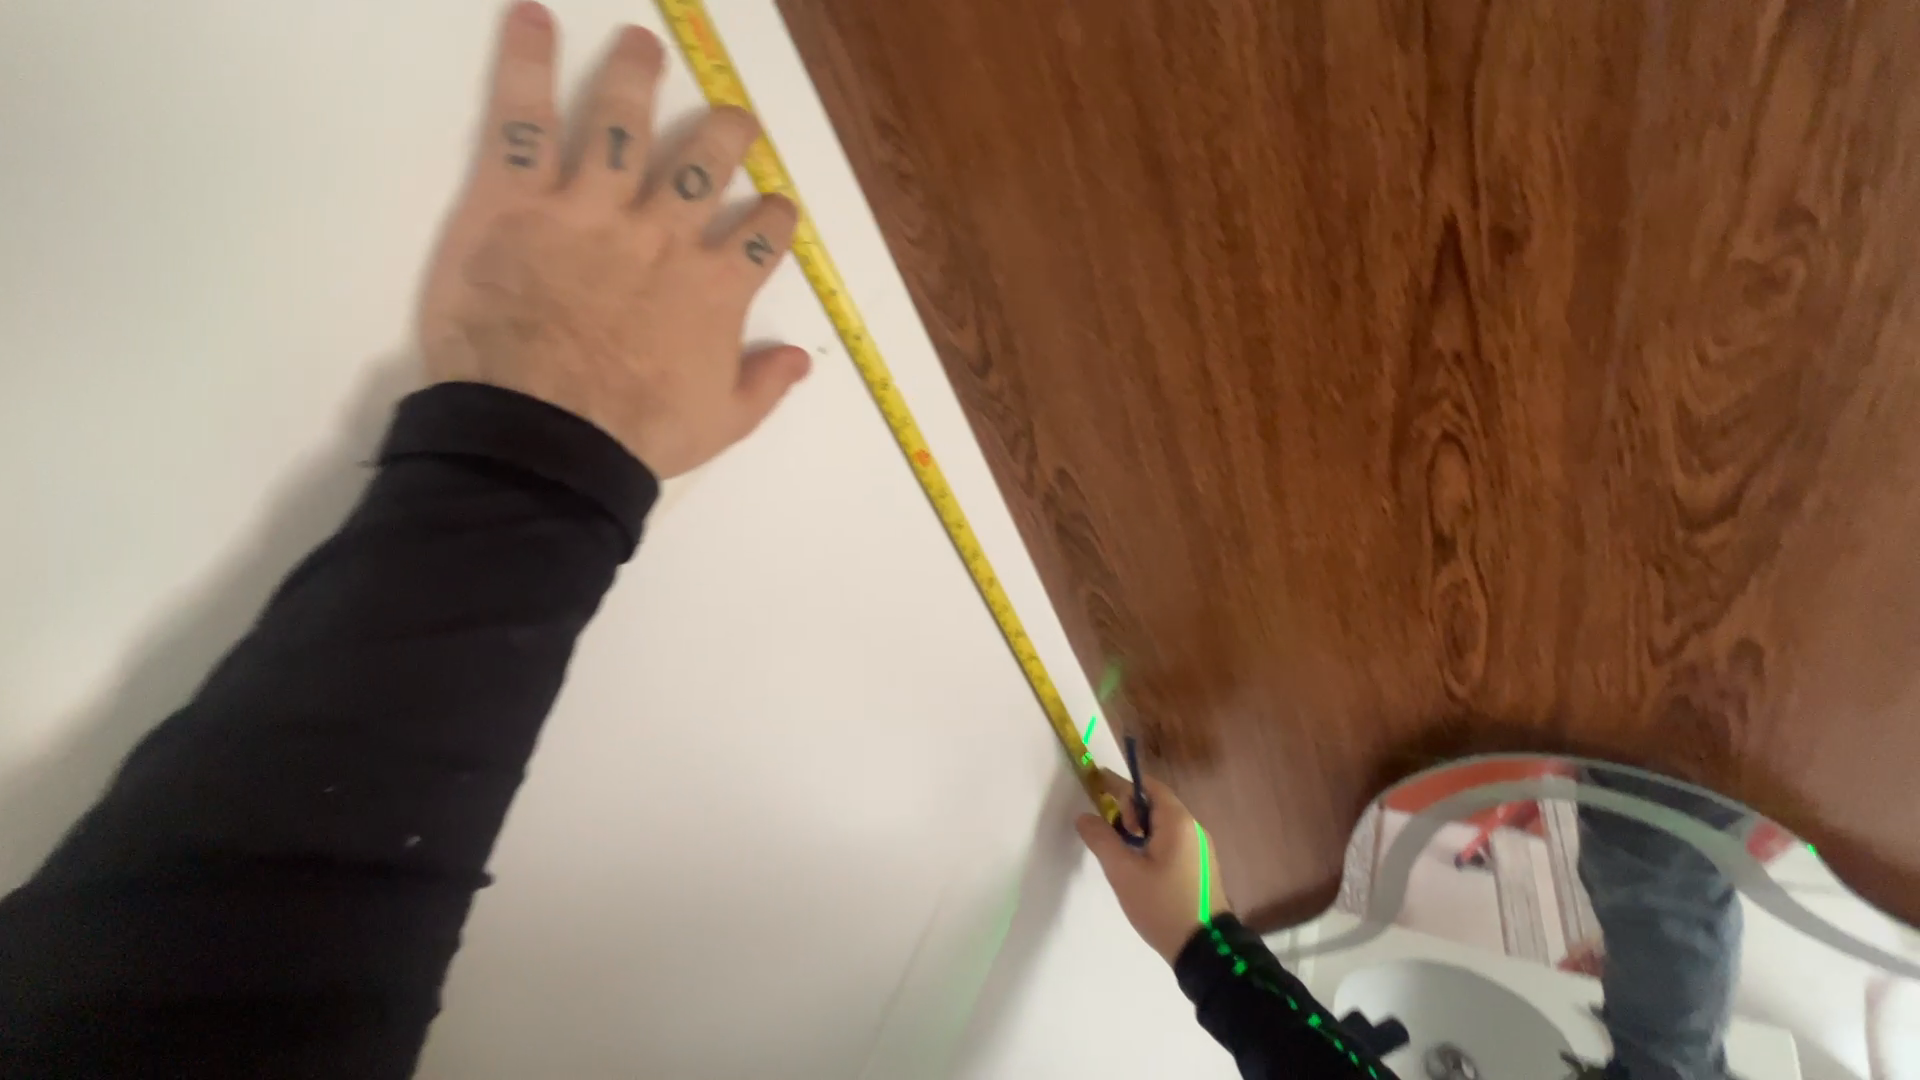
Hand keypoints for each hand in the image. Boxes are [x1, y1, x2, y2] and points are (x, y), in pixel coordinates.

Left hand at [418, 2, 810, 477]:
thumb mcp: (724, 423)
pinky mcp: (517, 201)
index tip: (777, 208)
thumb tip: (801, 360)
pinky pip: (521, 123)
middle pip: (704, 165)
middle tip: (736, 117)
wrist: (548, 433)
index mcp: (715, 290)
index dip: (775, 217)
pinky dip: (524, 66)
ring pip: (620, 125)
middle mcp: (663, 235)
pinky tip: (532, 20)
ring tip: (641, 44)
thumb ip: (765, 386)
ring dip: (636, 78)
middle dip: (727, 135)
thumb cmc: (639, 434)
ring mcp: (591, 209)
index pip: (762, 235)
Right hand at [1077, 768, 1231, 963]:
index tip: (1097, 782)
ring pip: (1164, 824)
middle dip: (1128, 811)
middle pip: (1156, 803)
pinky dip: (1152, 842)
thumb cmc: (1162, 905)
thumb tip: (1084, 816)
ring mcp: (1201, 848)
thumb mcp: (1123, 872)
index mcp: (1178, 822)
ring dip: (1139, 829)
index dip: (1120, 784)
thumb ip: (1101, 839)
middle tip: (1112, 834)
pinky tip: (1141, 866)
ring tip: (1123, 853)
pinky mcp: (1202, 867)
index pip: (1147, 786)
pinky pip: (1173, 841)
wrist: (1206, 951)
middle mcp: (1194, 828)